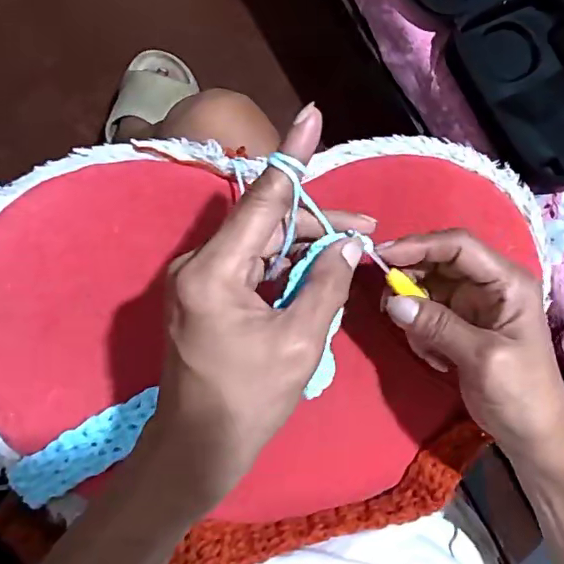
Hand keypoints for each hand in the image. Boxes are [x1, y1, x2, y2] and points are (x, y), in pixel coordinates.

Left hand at [154, 106, 365, 504]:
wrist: (196, 450)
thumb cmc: (249, 401)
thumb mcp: (300, 341)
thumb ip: (326, 283)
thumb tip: (349, 245)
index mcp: (215, 271)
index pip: (264, 198)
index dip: (293, 155)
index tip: (311, 114)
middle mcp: (199, 263)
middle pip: (267, 222)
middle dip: (318, 222)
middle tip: (367, 232)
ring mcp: (199, 278)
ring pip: (262, 243)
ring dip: (306, 246)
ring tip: (352, 251)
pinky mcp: (205, 294)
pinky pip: (253, 265)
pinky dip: (287, 266)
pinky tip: (320, 271)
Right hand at [376, 231, 563, 465]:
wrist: (534, 436)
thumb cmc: (521, 393)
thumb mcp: (482, 358)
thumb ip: (439, 326)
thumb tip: (393, 302)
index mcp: (508, 281)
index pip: (460, 246)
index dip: (420, 245)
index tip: (383, 255)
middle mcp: (492, 284)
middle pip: (440, 262)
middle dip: (411, 278)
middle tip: (386, 302)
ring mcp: (476, 304)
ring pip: (430, 287)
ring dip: (415, 311)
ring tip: (423, 347)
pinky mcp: (463, 324)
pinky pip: (429, 313)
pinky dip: (421, 330)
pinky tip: (435, 359)